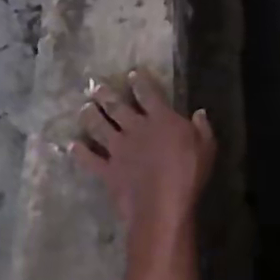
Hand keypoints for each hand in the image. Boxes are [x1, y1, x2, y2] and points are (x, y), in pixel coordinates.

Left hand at [71, 70, 215, 247]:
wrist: (162, 206)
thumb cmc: (189, 173)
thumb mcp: (207, 147)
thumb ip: (202, 128)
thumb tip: (199, 112)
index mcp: (161, 119)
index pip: (148, 94)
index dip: (140, 82)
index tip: (131, 73)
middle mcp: (136, 128)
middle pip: (117, 107)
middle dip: (106, 95)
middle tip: (95, 87)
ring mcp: (118, 149)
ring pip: (99, 127)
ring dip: (90, 116)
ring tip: (84, 108)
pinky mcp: (107, 170)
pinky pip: (89, 159)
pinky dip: (79, 152)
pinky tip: (72, 145)